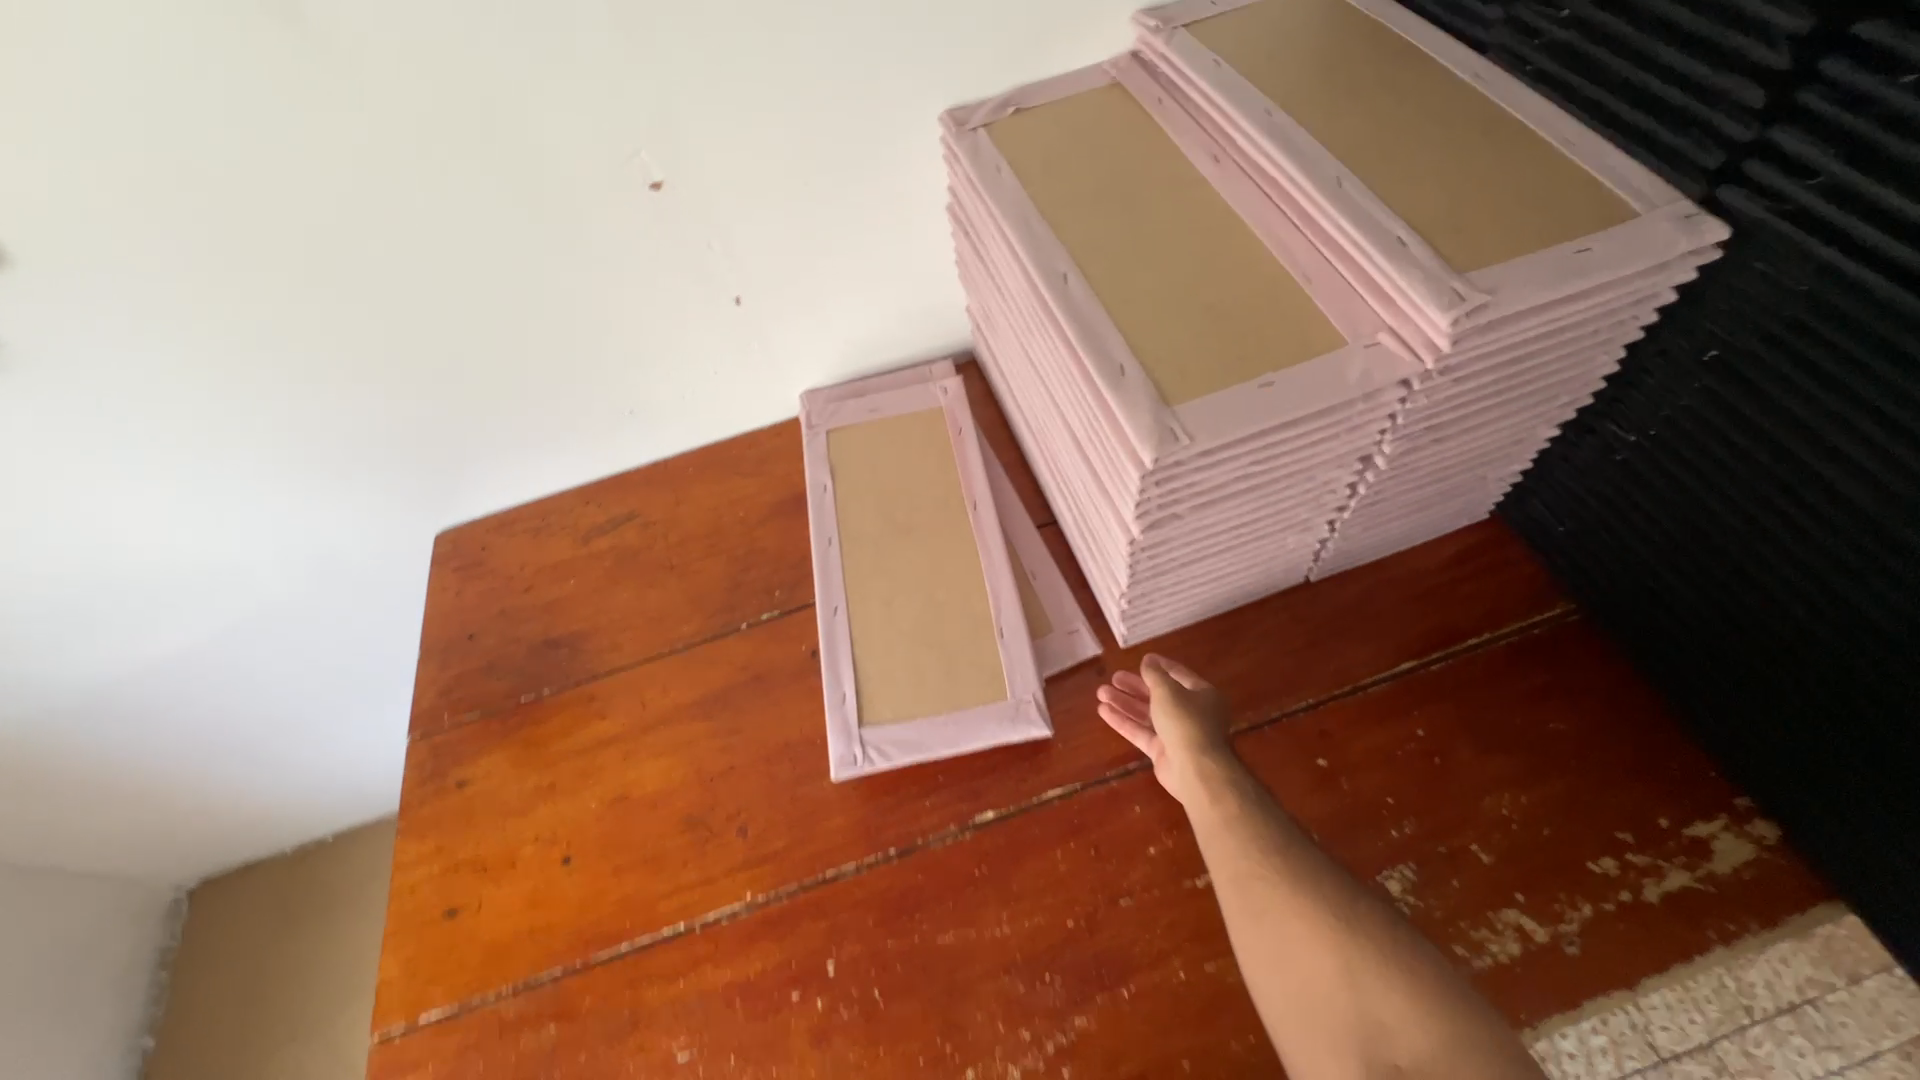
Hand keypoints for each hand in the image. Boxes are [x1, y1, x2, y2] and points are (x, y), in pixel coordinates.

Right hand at [1096, 654, 1238, 805]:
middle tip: (1114, 678)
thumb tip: (1148, 660)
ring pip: (1147, 714)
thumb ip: (1154, 675)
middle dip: (1135, 686)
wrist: (1195, 770)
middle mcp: (1191, 713)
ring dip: (1125, 703)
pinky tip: (1103, 711)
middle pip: (1159, 695)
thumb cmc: (1186, 721)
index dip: (1159, 666)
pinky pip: (1141, 732)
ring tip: (1101, 692)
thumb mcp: (1168, 691)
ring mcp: (1176, 734)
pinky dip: (1124, 722)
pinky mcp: (1162, 751)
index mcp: (1202, 694)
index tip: (1141, 659)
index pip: (1178, 675)